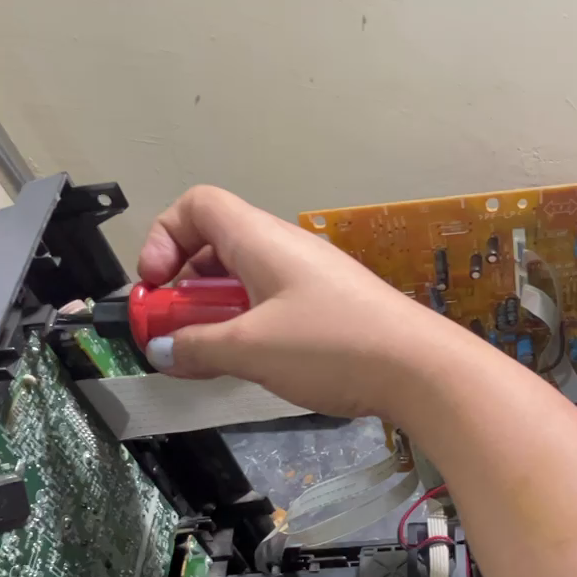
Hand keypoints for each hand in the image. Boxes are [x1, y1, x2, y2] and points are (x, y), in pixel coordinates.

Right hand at [137, 185, 471, 419]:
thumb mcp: (251, 350)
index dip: (163, 238)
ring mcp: (316, 279)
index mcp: (260, 239)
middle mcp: (288, 249)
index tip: (156, 287)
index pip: (197, 206)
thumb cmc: (333, 347)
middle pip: (219, 247)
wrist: (421, 369)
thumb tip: (162, 353)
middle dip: (188, 288)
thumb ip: (198, 349)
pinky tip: (261, 365)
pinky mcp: (337, 310)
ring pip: (250, 283)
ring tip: (217, 356)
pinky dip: (256, 328)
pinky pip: (280, 307)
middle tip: (180, 334)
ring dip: (221, 315)